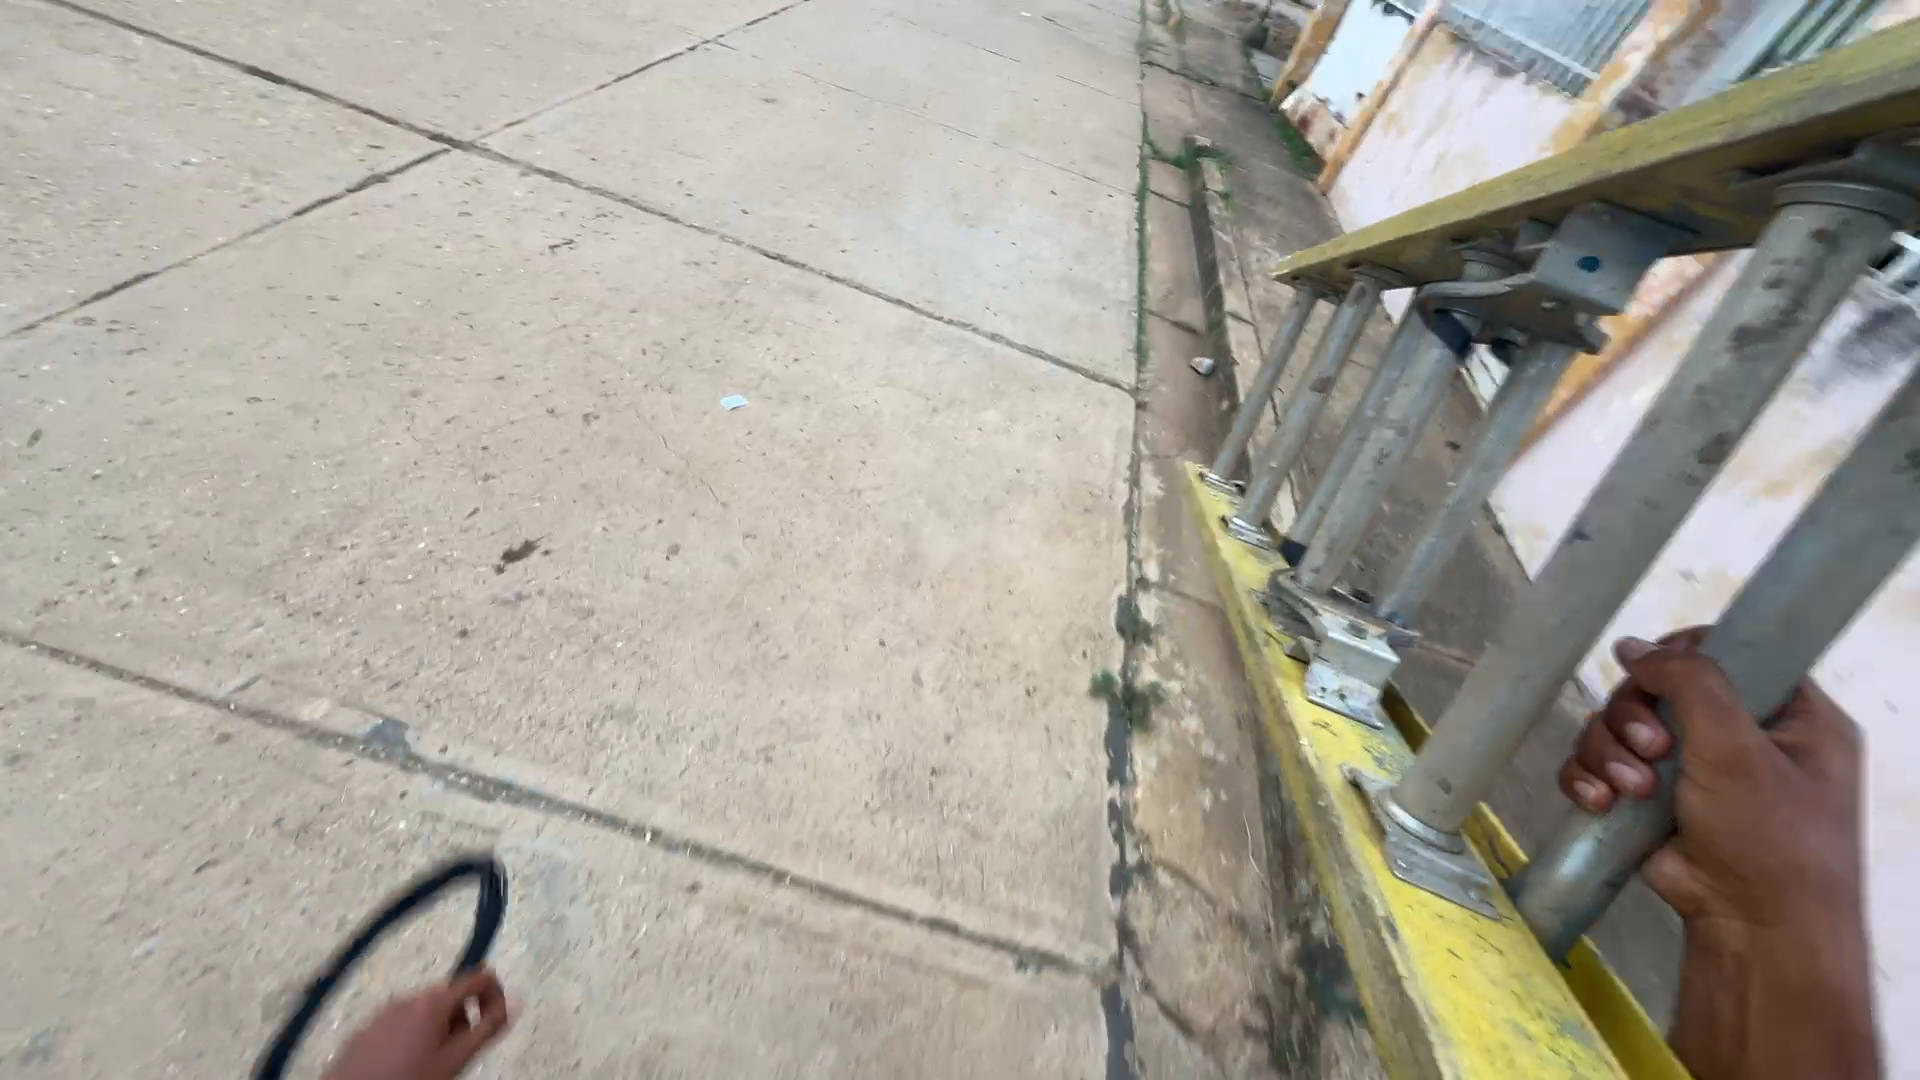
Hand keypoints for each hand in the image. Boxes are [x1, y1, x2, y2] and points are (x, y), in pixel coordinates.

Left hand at [321, 969, 512, 1079]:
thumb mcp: (456, 1061)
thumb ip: (489, 1028)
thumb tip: (516, 1003)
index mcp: (435, 1000)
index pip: (481, 977)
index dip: (496, 995)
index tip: (496, 1022)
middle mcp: (409, 997)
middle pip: (450, 997)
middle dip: (461, 1020)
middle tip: (457, 1053)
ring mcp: (380, 1015)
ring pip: (423, 1013)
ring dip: (436, 1031)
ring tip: (428, 1064)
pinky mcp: (359, 1034)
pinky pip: (396, 1026)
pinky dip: (408, 1039)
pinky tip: (400, 1068)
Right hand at [1558, 633, 1876, 1079]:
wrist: (1748, 922)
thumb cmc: (1770, 835)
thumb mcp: (1738, 749)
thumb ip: (1690, 684)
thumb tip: (1631, 644)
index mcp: (1786, 717)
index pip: (1727, 655)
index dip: (1682, 655)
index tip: (1655, 672)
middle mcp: (1734, 736)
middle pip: (1652, 690)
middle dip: (1632, 718)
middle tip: (1650, 750)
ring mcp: (1684, 767)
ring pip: (1613, 726)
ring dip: (1607, 753)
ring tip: (1627, 789)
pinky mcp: (1642, 794)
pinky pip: (1593, 763)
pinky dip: (1588, 777)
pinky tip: (1599, 800)